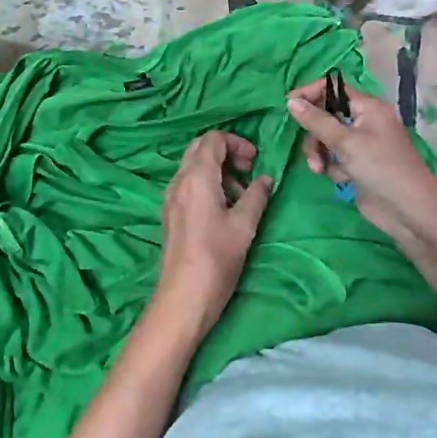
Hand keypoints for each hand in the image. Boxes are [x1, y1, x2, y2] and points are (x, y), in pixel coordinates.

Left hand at [155, 131, 273, 328]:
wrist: (183, 298)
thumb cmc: (216, 259)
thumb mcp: (244, 225)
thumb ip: (257, 195)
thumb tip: (266, 179)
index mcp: (196, 177)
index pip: (213, 139)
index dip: (236, 143)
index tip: (254, 161)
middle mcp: (179, 181)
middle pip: (200, 148)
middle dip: (226, 152)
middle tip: (247, 172)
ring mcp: (170, 197)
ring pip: (193, 166)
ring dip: (217, 170)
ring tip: (240, 195)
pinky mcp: (170, 213)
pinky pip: (188, 184)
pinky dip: (207, 184)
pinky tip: (223, 209)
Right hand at [286, 78, 436, 241]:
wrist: (409, 211)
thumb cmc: (381, 168)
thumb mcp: (346, 142)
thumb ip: (317, 121)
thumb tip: (291, 101)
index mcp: (368, 107)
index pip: (333, 88)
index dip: (310, 94)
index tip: (288, 105)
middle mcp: (365, 121)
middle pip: (326, 116)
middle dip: (314, 134)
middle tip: (312, 154)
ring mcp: (362, 144)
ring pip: (327, 139)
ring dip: (319, 153)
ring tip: (320, 170)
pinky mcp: (358, 166)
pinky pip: (334, 158)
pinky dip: (332, 167)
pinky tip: (341, 180)